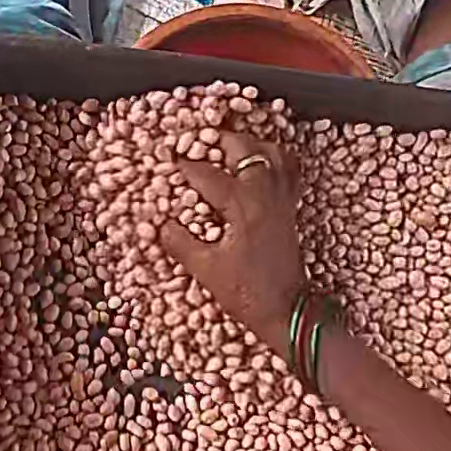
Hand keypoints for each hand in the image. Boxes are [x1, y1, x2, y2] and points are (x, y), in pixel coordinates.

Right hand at [157, 132, 306, 355]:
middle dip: (219, 141)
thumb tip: (161, 224)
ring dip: (250, 146)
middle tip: (200, 141)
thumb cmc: (246, 291)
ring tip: (230, 147)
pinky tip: (261, 165)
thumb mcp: (205, 269)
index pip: (207, 174)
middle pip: (245, 150)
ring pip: (272, 155)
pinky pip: (288, 172)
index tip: (168, 159)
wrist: (287, 310)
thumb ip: (180, 242)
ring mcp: (281, 200)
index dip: (185, 165)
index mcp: (242, 206)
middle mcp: (264, 195)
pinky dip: (275, 161)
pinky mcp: (289, 210)